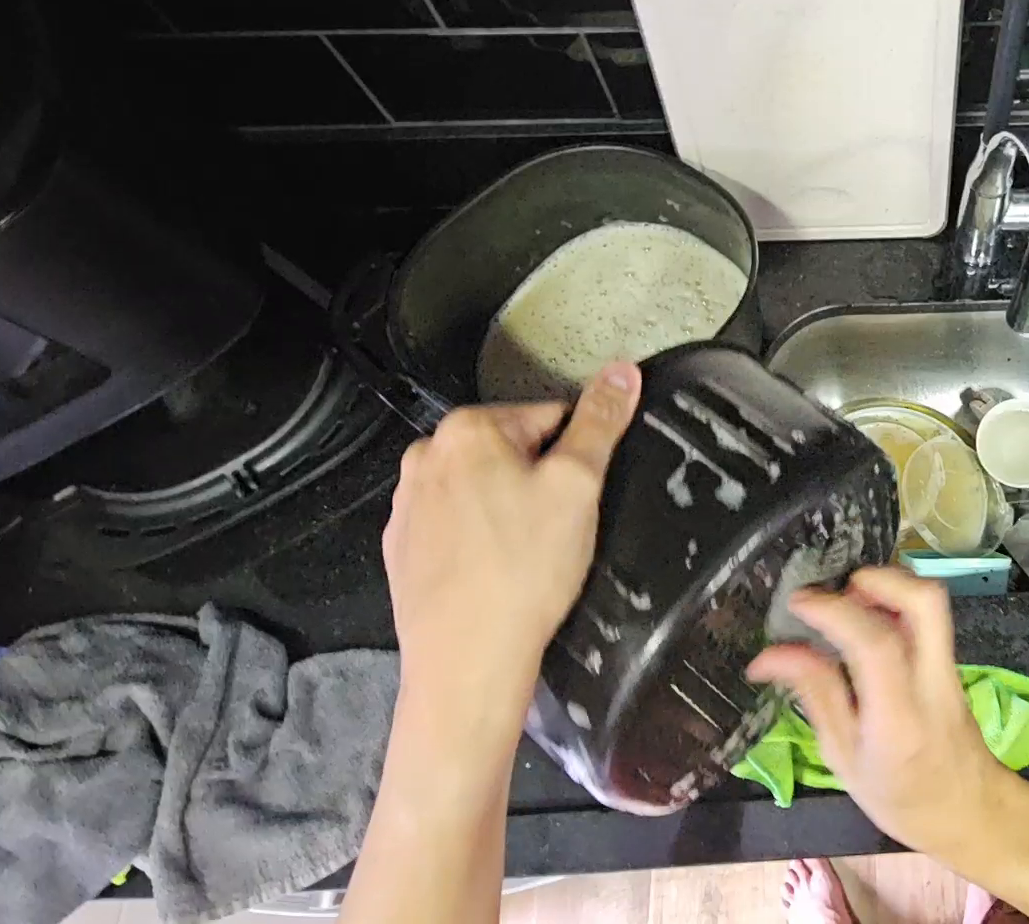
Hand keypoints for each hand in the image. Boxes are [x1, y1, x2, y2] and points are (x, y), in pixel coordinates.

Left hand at [382, 362, 641, 707]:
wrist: (468, 658)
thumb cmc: (525, 567)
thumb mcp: (578, 484)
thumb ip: (601, 422)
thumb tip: (624, 370)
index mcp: (468, 430)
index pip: (550, 417)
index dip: (577, 455)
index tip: (578, 496)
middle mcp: (426, 456)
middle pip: (514, 449)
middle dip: (541, 479)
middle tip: (558, 527)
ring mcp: (408, 504)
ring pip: (486, 487)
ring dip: (512, 506)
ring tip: (530, 552)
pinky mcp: (404, 547)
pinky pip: (460, 524)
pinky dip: (484, 537)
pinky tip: (500, 569)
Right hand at [746, 568, 1013, 855]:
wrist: (969, 809)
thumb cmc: (899, 796)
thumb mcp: (843, 757)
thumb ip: (815, 695)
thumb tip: (770, 654)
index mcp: (899, 718)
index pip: (875, 644)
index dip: (834, 611)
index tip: (797, 601)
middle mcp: (932, 681)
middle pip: (924, 602)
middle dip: (878, 578)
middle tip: (837, 590)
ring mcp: (949, 664)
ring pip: (931, 600)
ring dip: (887, 583)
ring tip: (848, 599)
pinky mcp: (951, 656)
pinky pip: (927, 612)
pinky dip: (895, 598)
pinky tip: (867, 614)